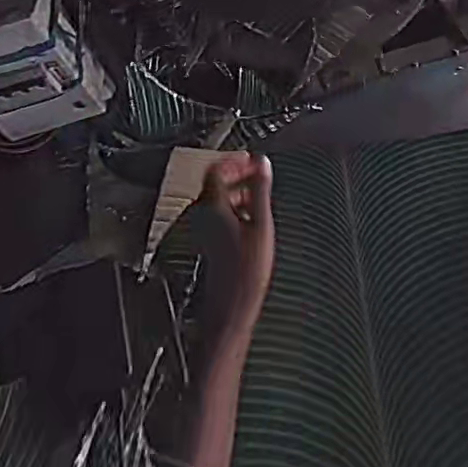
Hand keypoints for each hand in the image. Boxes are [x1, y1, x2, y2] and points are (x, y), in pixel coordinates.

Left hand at [201, 153, 274, 337]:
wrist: (230, 308)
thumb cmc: (244, 272)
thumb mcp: (261, 224)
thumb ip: (261, 191)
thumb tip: (263, 165)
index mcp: (213, 206)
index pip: (217, 170)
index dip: (234, 160)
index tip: (251, 158)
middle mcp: (204, 215)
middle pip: (216, 183)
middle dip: (237, 173)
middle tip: (256, 171)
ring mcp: (205, 229)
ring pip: (218, 198)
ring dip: (237, 190)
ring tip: (257, 193)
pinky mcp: (210, 241)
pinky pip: (220, 214)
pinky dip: (235, 207)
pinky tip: (251, 217)